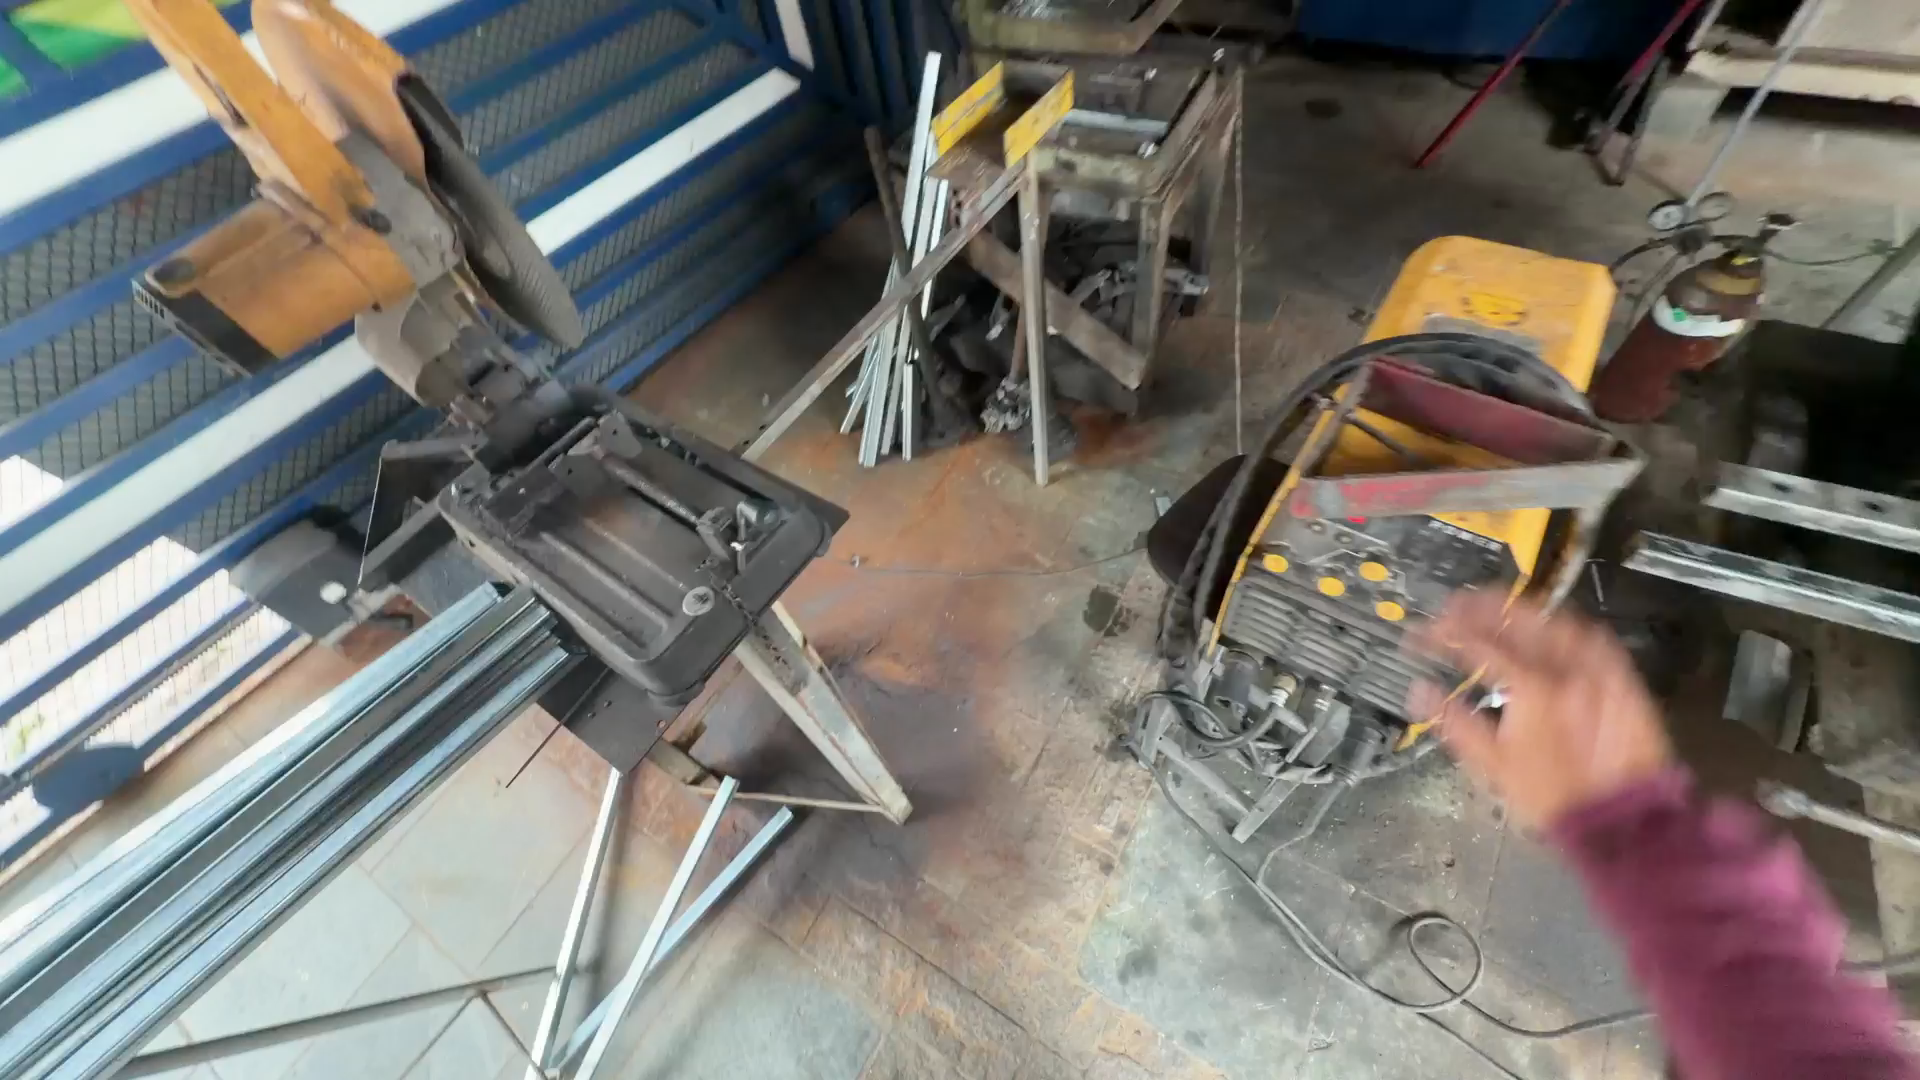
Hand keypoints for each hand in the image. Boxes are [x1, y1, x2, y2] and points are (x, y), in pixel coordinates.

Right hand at [1408, 590, 1674, 830]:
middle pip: (1518, 621)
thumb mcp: (1491, 762)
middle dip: (1480, 607)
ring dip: (1522, 611)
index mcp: (1529, 687)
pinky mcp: (1625, 683)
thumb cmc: (1548, 793)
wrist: (1624, 820)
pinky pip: (1596, 640)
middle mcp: (1565, 670)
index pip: (1475, 644)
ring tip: (1499, 609)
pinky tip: (1553, 628)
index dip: (1442, 634)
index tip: (1420, 633)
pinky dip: (1568, 627)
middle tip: (1455, 604)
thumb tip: (1419, 689)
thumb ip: (1453, 720)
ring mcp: (1599, 674)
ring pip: (1558, 623)